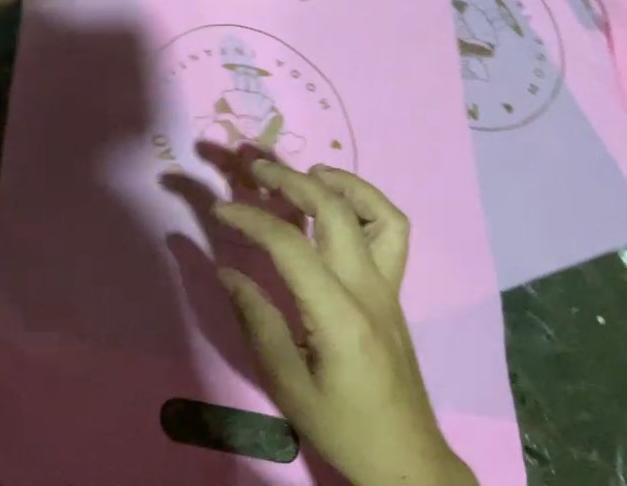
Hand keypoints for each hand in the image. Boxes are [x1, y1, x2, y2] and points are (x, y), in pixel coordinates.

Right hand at [214, 163, 474, 485]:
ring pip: (379, 215)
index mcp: (339, 315)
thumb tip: (228, 270)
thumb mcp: (287, 383)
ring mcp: (390, 289)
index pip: (290, 244)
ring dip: (342, 183)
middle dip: (291, 180)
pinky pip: (390, 234)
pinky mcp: (394, 293)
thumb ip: (258, 320)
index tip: (219, 210)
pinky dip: (366, 205)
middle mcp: (370, 291)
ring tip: (307, 172)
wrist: (407, 459)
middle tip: (254, 168)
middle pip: (335, 212)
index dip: (251, 219)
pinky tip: (337, 205)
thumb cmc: (343, 426)